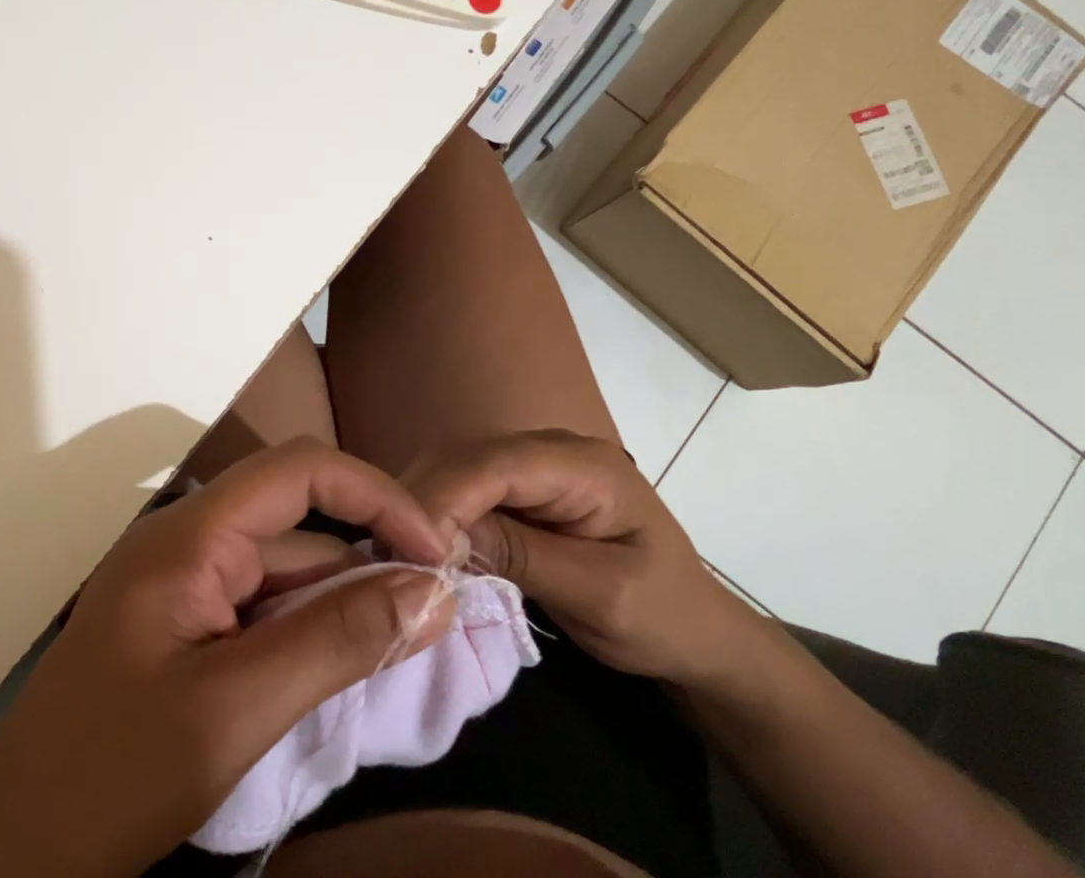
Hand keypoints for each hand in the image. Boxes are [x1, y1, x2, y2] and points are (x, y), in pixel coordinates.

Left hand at [0, 439, 456, 875]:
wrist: (21, 841)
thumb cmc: (118, 769)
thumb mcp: (238, 706)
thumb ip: (337, 640)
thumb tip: (434, 591)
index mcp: (188, 539)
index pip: (298, 471)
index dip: (376, 497)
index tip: (436, 555)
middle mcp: (186, 546)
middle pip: (298, 524)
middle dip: (369, 560)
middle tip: (435, 616)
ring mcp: (182, 587)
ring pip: (286, 572)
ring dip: (343, 602)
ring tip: (403, 646)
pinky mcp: (184, 628)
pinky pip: (264, 610)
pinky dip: (310, 630)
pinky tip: (344, 665)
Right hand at [405, 430, 765, 689]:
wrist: (695, 632)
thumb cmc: (662, 617)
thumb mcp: (600, 595)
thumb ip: (523, 556)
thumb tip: (439, 536)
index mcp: (585, 466)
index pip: (494, 465)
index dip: (443, 499)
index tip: (406, 551)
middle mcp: (552, 451)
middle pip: (464, 460)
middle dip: (421, 503)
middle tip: (389, 560)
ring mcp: (532, 468)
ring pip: (453, 471)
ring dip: (420, 511)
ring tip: (396, 558)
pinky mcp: (518, 492)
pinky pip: (462, 492)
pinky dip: (434, 519)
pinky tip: (419, 551)